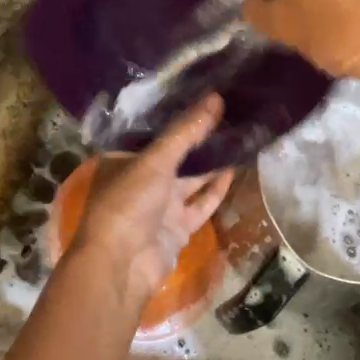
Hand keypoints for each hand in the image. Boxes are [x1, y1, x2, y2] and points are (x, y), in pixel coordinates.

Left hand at [72, 95, 234, 298]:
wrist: (122, 267)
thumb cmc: (128, 204)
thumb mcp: (156, 161)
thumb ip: (186, 132)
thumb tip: (215, 97)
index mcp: (124, 158)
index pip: (150, 129)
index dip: (174, 113)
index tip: (200, 93)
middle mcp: (140, 178)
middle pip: (173, 153)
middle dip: (197, 137)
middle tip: (227, 112)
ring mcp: (159, 205)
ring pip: (190, 178)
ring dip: (210, 161)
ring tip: (236, 135)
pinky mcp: (177, 227)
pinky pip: (199, 203)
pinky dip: (215, 188)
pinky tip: (234, 168)